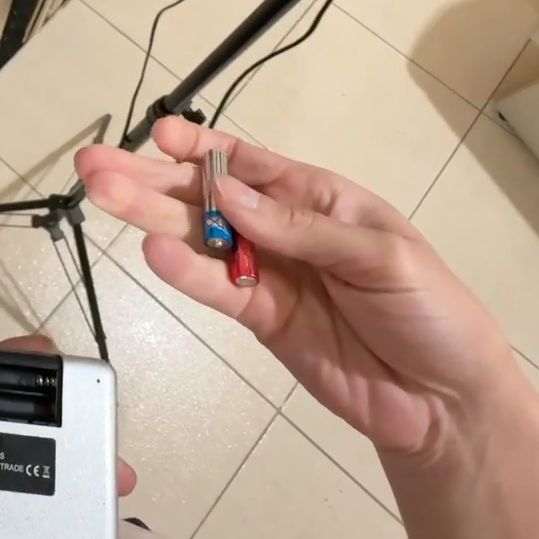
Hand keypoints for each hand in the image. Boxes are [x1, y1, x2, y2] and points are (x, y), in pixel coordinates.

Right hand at [76, 117, 517, 457]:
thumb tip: (226, 196)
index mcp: (311, 197)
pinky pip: (213, 287)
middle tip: (93, 165)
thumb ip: (300, 227)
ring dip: (147, 215)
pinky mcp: (254, 314)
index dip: (197, 146)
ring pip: (194, 236)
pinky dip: (184, 272)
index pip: (242, 162)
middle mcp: (275, 226)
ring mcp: (261, 270)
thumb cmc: (430, 310)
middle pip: (201, 196)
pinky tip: (152, 253)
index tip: (158, 135)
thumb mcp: (381, 256)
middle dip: (148, 178)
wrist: (446, 404)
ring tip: (102, 196)